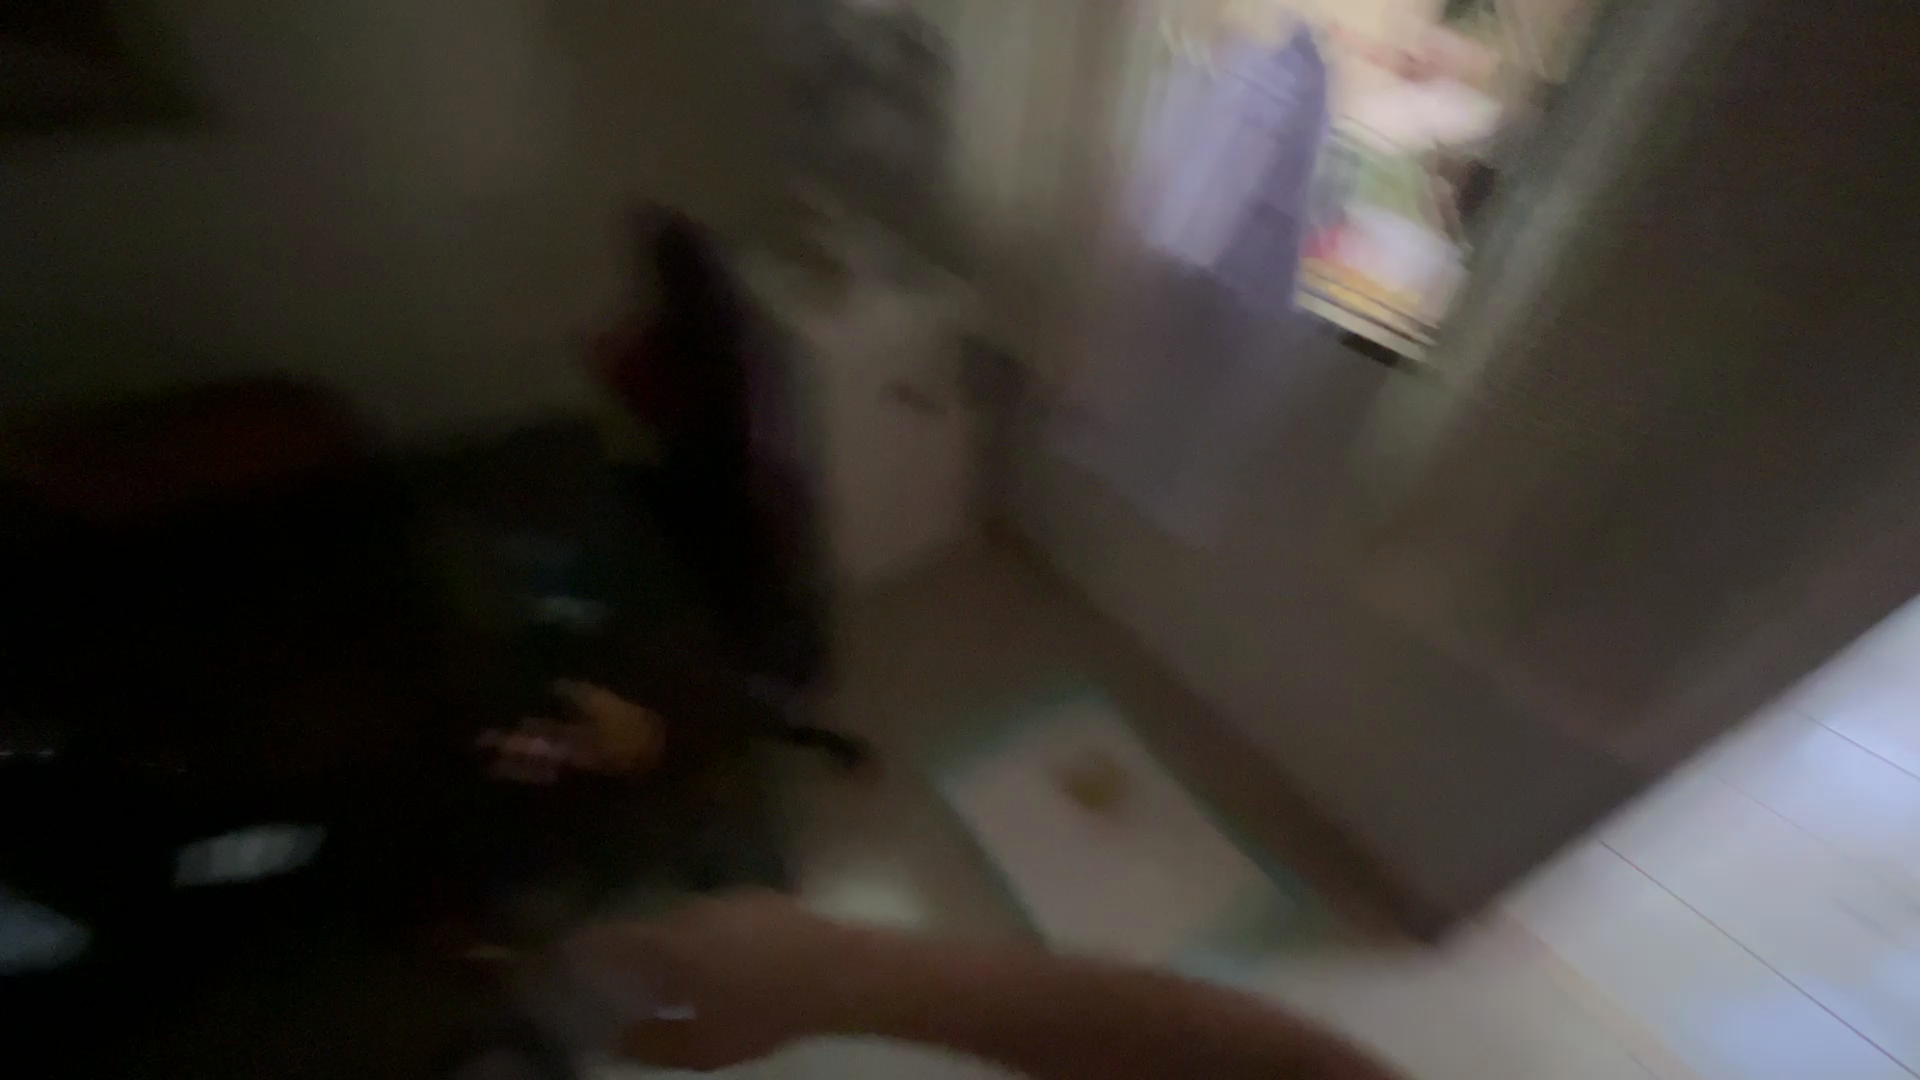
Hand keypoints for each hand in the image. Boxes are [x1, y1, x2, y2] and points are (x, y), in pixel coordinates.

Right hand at [562, 893, 869, 1070]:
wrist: (835, 969)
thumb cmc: (764, 1013)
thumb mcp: (703, 1046)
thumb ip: (652, 1041)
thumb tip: (616, 1035)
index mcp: (670, 945)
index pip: (611, 938)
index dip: (583, 946)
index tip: (562, 957)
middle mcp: (693, 911)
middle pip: (647, 926)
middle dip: (630, 950)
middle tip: (618, 978)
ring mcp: (728, 898)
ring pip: (683, 919)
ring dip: (670, 941)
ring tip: (670, 975)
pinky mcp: (757, 897)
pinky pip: (714, 915)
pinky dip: (703, 934)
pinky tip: (718, 960)